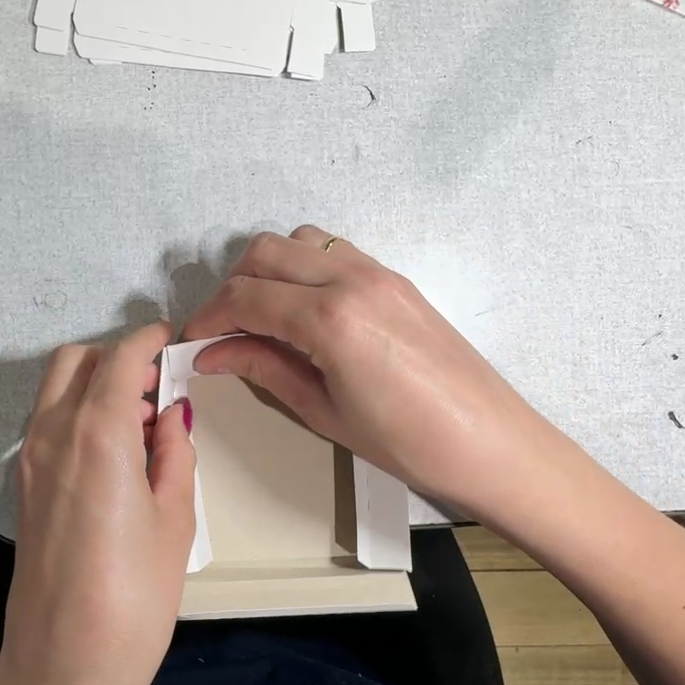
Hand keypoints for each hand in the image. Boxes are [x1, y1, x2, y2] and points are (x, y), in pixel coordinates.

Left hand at [0, 323, 196, 684]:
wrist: (62, 668)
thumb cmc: (134, 597)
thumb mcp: (175, 522)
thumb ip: (174, 454)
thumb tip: (172, 414)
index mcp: (97, 432)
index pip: (120, 357)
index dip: (149, 339)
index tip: (173, 336)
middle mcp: (53, 433)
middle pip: (76, 361)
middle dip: (116, 356)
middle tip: (158, 383)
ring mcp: (30, 460)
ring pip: (56, 389)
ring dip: (95, 383)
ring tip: (142, 421)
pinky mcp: (24, 487)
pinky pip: (49, 423)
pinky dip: (78, 412)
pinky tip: (115, 451)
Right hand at [184, 226, 553, 516]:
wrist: (492, 444)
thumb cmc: (407, 442)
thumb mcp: (323, 411)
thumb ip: (264, 369)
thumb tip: (212, 354)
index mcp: (331, 317)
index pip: (245, 297)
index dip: (208, 319)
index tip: (192, 344)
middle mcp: (353, 278)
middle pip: (265, 253)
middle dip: (231, 288)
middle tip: (223, 332)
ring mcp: (379, 272)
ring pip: (299, 241)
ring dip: (267, 269)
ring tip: (261, 317)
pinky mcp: (396, 278)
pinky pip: (334, 251)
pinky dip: (303, 267)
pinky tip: (303, 310)